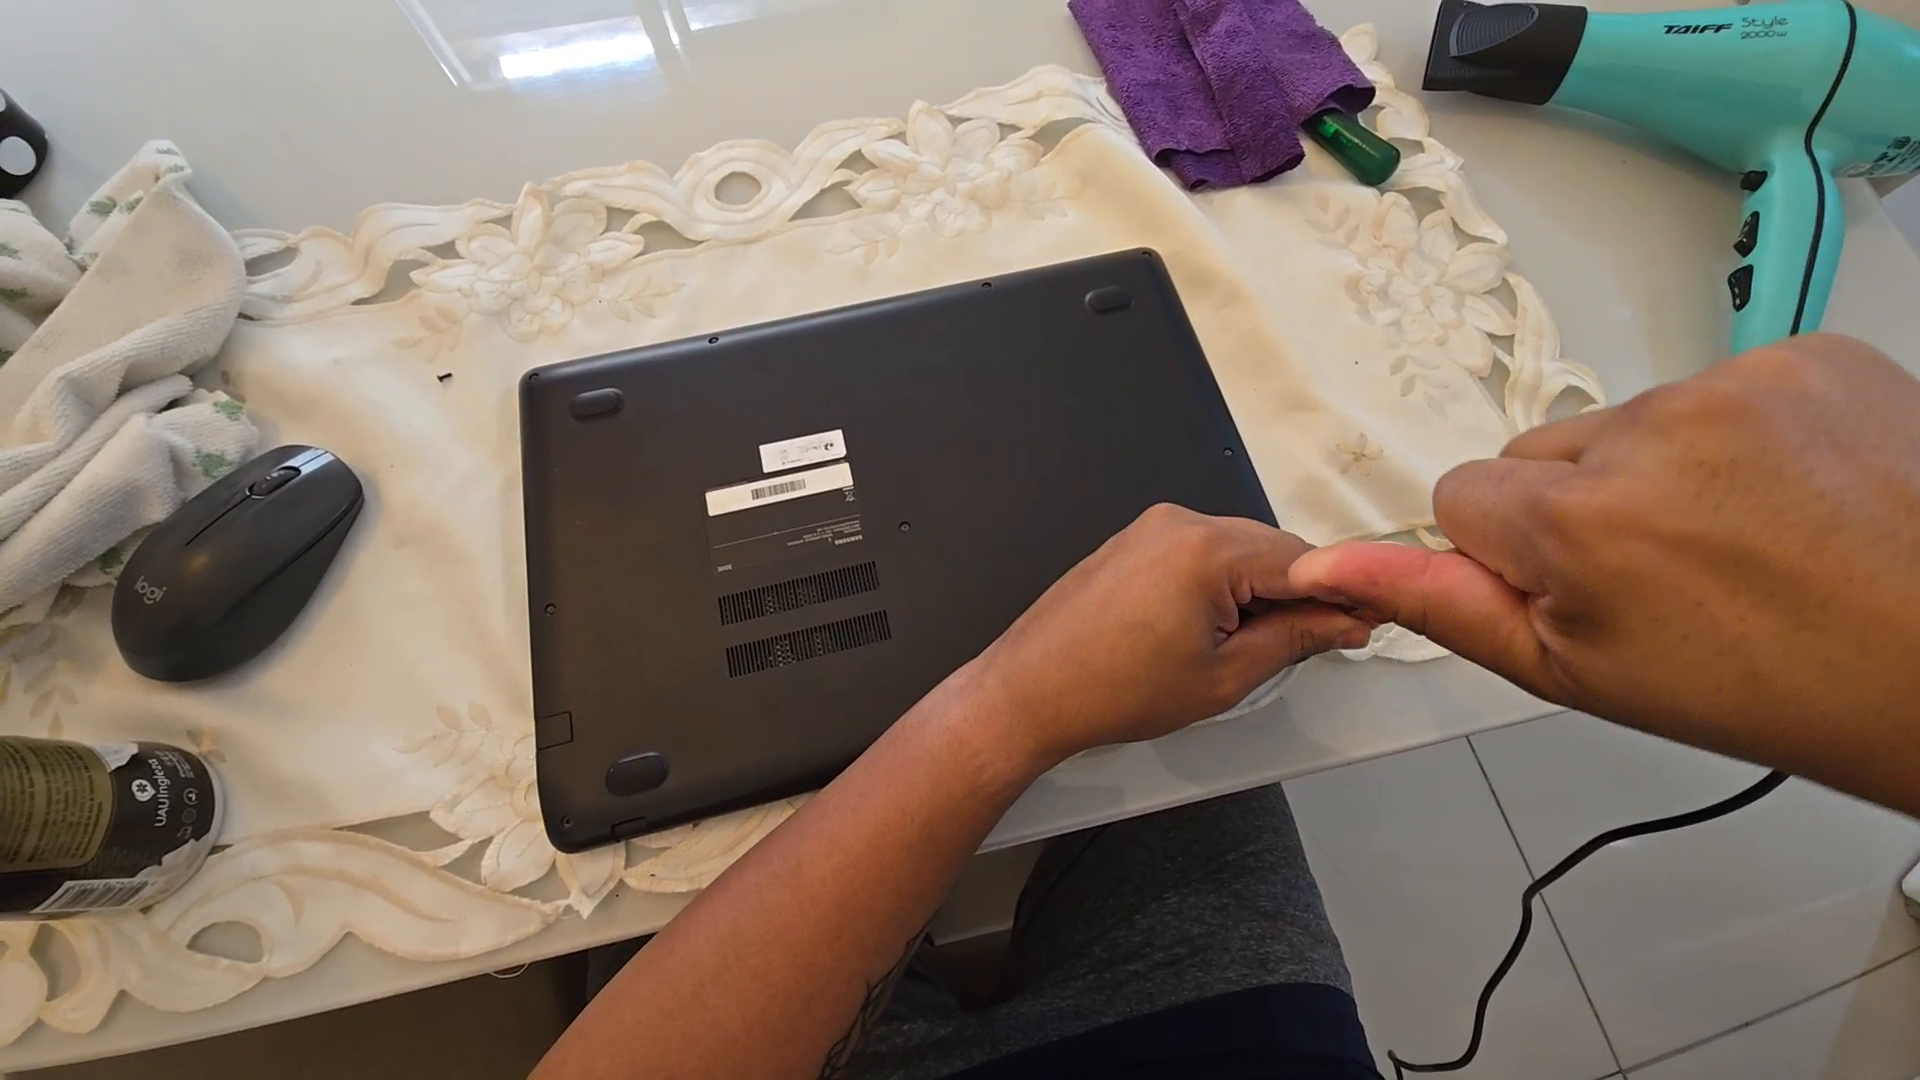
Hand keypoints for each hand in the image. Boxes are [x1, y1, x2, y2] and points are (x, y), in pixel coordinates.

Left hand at [965, 504, 1373, 769]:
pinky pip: (1195, 551)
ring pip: (1232, 549)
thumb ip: (1292, 639)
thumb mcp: (1223, 676)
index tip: (1357, 628)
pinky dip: (1216, 581)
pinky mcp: (1130, 541)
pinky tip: (1208, 624)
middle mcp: (1178, 523)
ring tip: (1244, 643)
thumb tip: (1342, 622)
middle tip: (1304, 644)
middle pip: (1268, 548)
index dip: (1339, 597)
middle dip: (1294, 593)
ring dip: (1253, 588)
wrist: (1031, 690)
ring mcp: (1148, 528)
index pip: (1304, 561)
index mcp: (1207, 549)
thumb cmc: (1115, 690)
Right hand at [1287, 334, 1919, 810]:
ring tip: (1729, 534)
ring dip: (1641, 474)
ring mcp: (1732, 386)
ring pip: (1609, 427)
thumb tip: (1322, 565)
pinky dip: (1717, 439)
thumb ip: (1428, 602)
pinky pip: (1695, 393)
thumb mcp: (1563, 665)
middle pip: (1530, 456)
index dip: (1506, 548)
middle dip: (1565, 507)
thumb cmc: (1758, 684)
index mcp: (1574, 521)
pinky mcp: (1802, 357)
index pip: (1459, 495)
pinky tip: (1780, 491)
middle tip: (1657, 569)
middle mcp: (1644, 433)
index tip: (1581, 585)